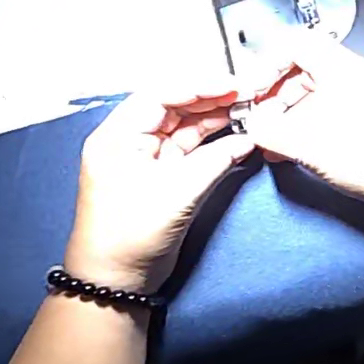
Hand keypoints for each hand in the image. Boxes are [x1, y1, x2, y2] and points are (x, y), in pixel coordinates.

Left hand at [64, 77, 256, 293]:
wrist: (115, 278)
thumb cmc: (131, 234)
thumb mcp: (177, 193)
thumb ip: (215, 161)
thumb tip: (246, 139)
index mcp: (119, 136)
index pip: (160, 95)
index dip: (198, 86)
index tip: (231, 85)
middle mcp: (131, 141)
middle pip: (175, 107)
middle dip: (211, 100)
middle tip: (247, 95)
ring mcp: (148, 159)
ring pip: (185, 128)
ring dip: (216, 119)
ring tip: (248, 111)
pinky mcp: (163, 176)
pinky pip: (191, 150)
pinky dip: (214, 143)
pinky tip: (238, 137)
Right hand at [244, 29, 363, 212]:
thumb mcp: (302, 143)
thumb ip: (266, 129)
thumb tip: (254, 125)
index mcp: (343, 68)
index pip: (295, 44)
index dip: (267, 65)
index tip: (255, 89)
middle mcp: (359, 75)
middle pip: (305, 69)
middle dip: (277, 94)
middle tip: (263, 117)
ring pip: (319, 92)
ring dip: (292, 113)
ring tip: (277, 140)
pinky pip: (334, 109)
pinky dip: (312, 123)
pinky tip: (299, 148)